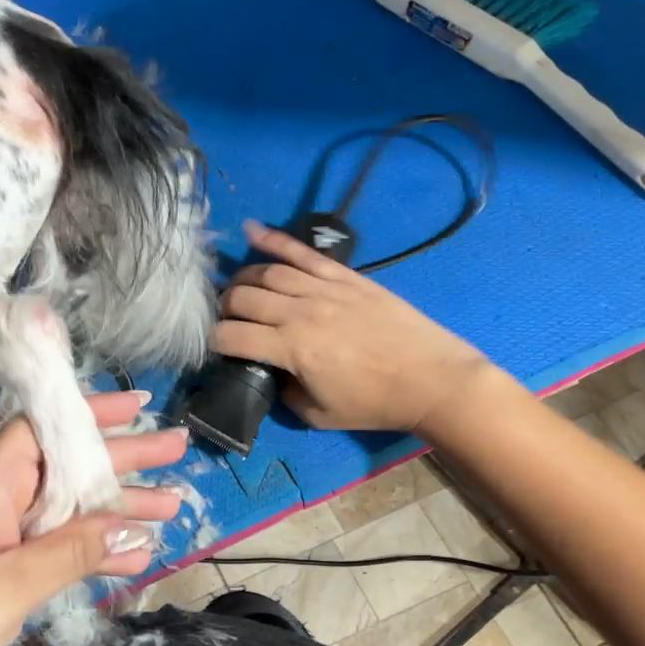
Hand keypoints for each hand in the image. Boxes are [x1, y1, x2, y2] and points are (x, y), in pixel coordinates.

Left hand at [0, 391, 187, 645]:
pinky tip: (136, 555)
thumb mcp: (7, 586)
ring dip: (116, 506)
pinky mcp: (1, 564)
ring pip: (67, 506)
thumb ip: (70, 553)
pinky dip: (94, 546)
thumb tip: (132, 528)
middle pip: (65, 465)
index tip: (138, 406)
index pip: (41, 428)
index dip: (88, 414)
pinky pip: (56, 544)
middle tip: (178, 450)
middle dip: (120, 457)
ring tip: (175, 504)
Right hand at [212, 219, 496, 432]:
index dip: (212, 342)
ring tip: (236, 290)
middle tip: (225, 320)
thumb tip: (269, 370)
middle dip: (222, 309)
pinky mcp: (343, 276)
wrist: (433, 380)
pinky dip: (273, 239)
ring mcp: (322, 289)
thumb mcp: (318, 415)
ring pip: (265, 272)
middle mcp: (299, 312)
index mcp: (291, 349)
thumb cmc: (375, 404)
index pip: (229, 336)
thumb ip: (283, 392)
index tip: (213, 348)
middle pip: (240, 298)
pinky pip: (301, 251)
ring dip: (241, 280)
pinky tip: (250, 230)